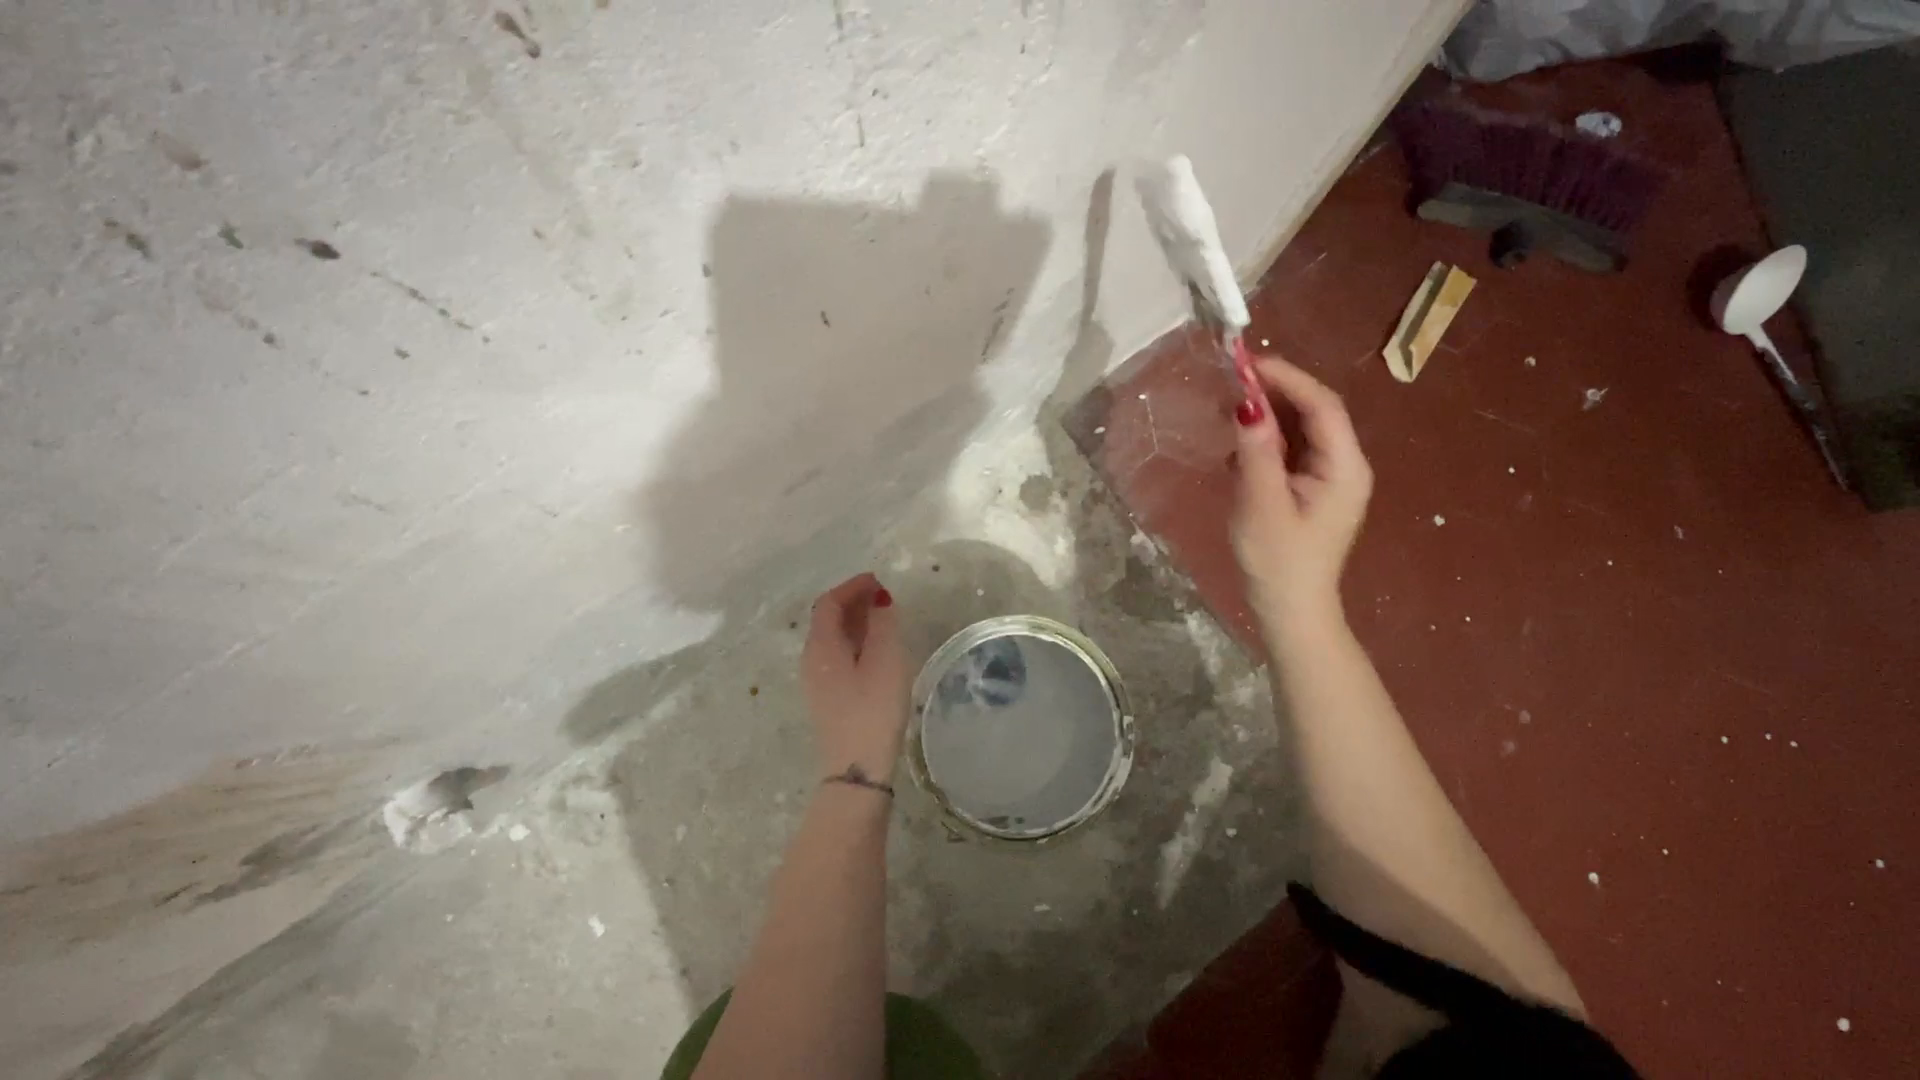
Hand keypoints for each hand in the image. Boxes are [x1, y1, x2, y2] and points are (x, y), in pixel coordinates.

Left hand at [801, 573, 909, 786]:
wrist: (857, 769)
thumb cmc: (872, 709)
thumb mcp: (885, 660)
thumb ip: (882, 625)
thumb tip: (879, 600)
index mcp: (821, 646)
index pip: (829, 603)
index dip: (851, 587)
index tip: (877, 580)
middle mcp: (811, 660)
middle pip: (827, 620)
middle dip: (853, 602)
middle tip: (882, 595)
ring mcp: (816, 681)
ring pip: (832, 640)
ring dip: (854, 623)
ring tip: (883, 618)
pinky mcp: (827, 699)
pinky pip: (837, 657)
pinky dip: (855, 642)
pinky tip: (875, 650)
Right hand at [1229, 355, 1372, 637]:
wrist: (1289, 611)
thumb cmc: (1278, 561)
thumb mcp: (1261, 504)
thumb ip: (1256, 451)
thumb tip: (1246, 403)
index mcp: (1345, 467)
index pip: (1322, 405)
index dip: (1287, 378)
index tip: (1246, 363)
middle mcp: (1344, 465)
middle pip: (1314, 412)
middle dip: (1275, 393)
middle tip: (1231, 380)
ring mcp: (1328, 478)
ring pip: (1301, 429)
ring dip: (1268, 415)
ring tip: (1229, 407)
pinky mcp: (1310, 490)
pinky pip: (1291, 451)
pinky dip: (1266, 440)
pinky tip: (1238, 445)